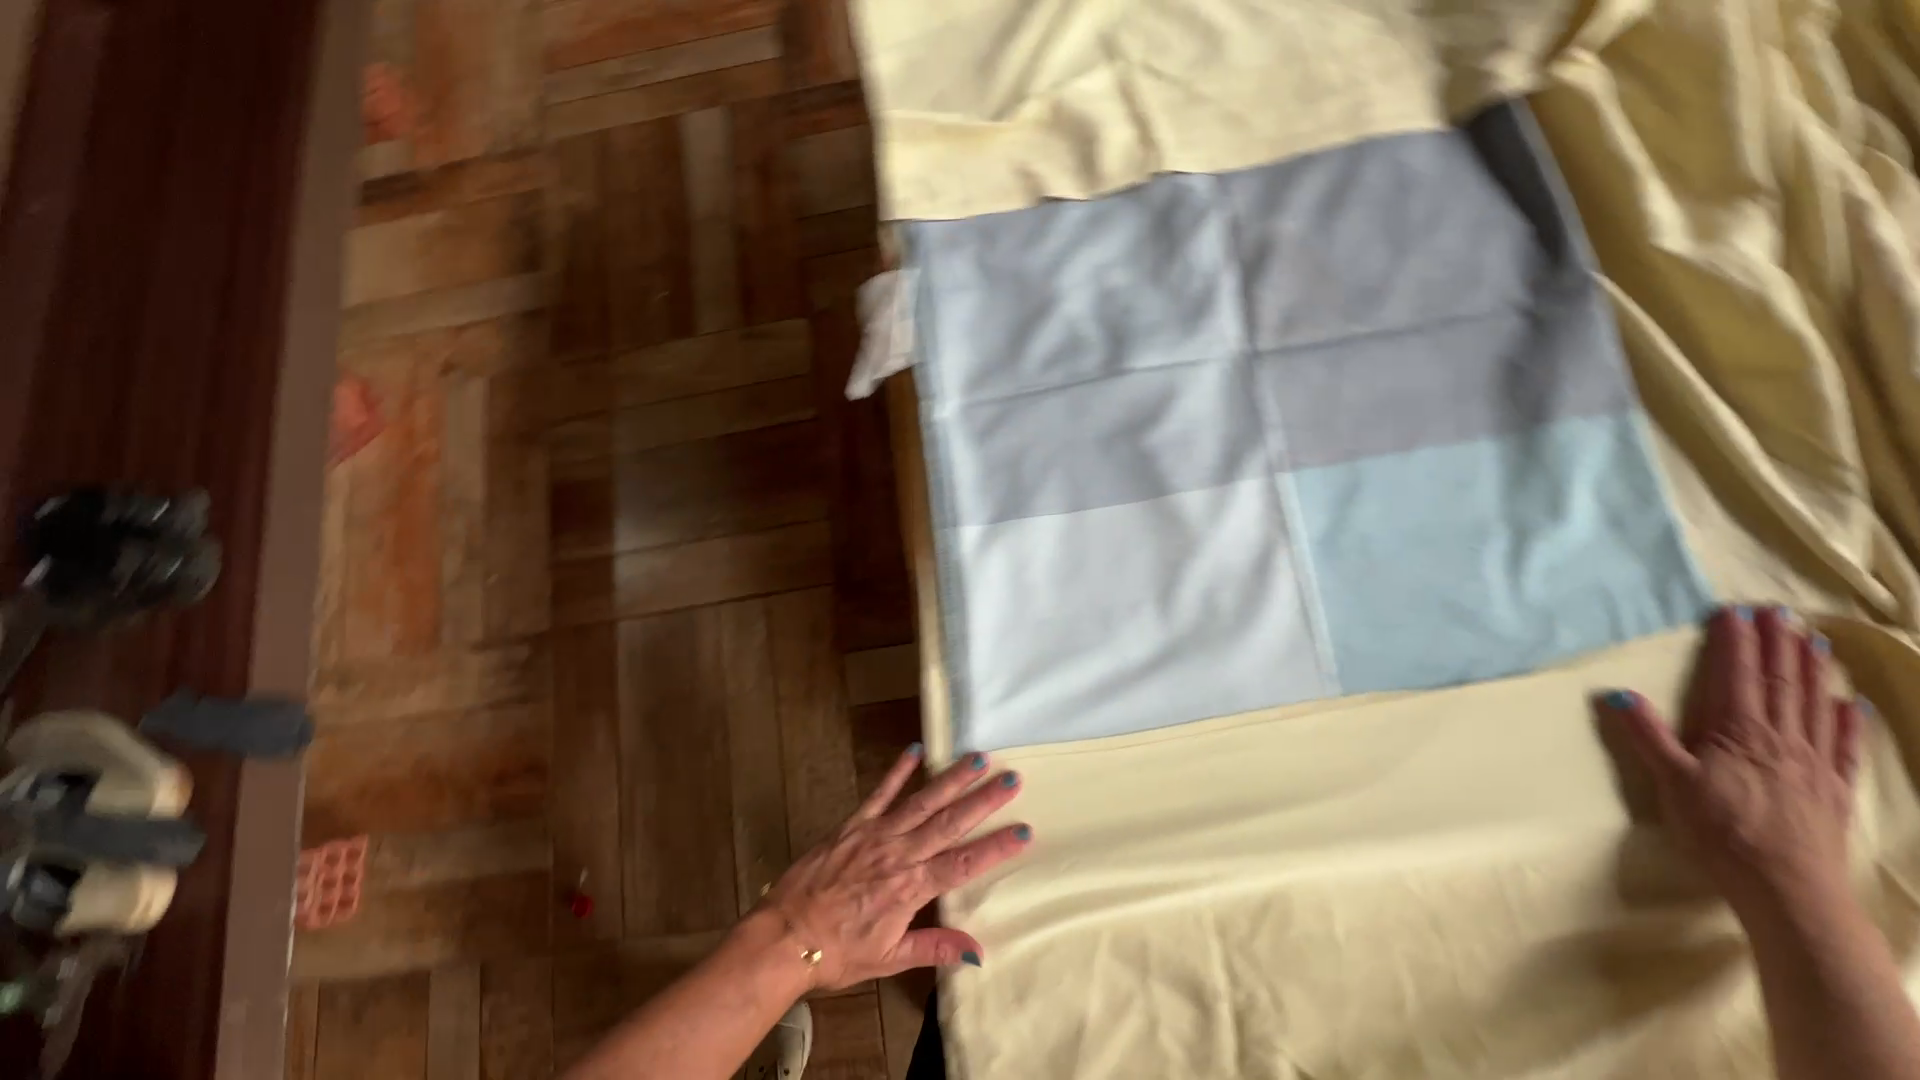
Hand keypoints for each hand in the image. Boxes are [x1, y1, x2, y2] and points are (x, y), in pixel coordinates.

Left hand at [757, 747, 1030, 990]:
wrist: (784, 936)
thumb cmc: (837, 952)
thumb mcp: (888, 958)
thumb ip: (933, 947)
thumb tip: (976, 951)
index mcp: (910, 888)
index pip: (963, 864)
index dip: (995, 847)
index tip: (1024, 830)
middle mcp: (898, 855)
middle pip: (949, 823)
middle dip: (983, 801)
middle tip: (1011, 779)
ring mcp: (875, 836)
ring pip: (921, 802)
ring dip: (950, 780)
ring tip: (976, 758)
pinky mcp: (852, 825)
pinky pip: (879, 794)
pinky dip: (897, 772)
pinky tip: (914, 751)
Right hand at [1607, 605, 1863, 924]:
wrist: (1787, 887)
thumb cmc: (1720, 832)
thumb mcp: (1670, 783)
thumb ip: (1647, 736)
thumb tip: (1617, 693)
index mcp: (1739, 733)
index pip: (1737, 676)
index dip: (1736, 642)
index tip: (1735, 612)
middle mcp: (1781, 739)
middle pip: (1780, 682)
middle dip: (1777, 644)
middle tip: (1778, 612)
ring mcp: (1814, 763)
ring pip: (1815, 706)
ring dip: (1813, 671)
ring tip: (1813, 642)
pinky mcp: (1834, 789)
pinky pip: (1844, 747)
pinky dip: (1848, 722)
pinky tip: (1850, 705)